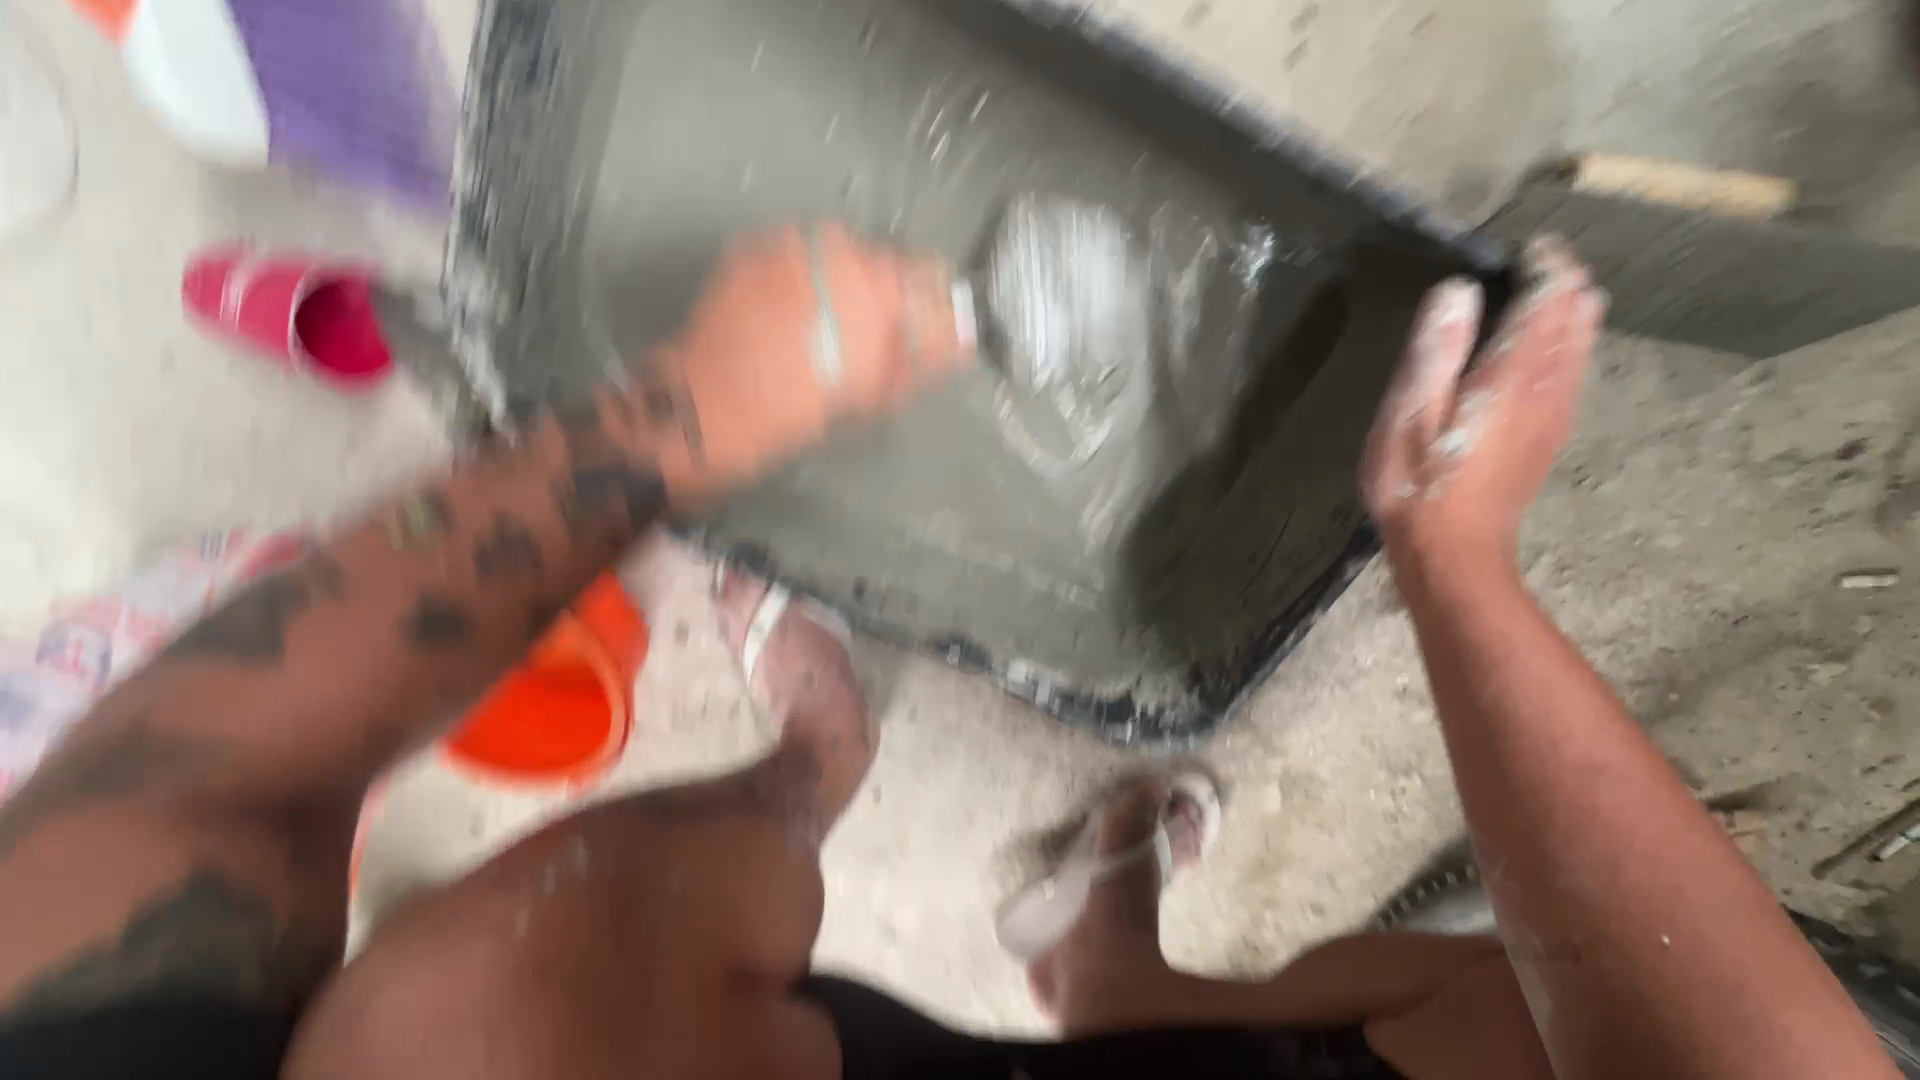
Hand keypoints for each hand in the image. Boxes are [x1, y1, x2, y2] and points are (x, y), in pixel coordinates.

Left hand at [632, 223, 974, 493]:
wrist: (715, 402)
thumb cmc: (801, 404)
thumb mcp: (873, 388)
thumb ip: (922, 358)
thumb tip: (960, 345)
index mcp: (874, 280)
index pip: (928, 273)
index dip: (937, 301)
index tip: (938, 323)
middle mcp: (834, 246)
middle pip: (880, 260)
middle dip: (886, 293)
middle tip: (879, 334)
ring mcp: (788, 242)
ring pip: (835, 255)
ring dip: (843, 284)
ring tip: (830, 326)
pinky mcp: (752, 249)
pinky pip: (794, 258)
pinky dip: (804, 281)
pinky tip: (795, 314)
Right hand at [1361, 236, 1604, 574]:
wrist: (1452, 552)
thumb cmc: (1418, 484)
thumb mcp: (1407, 415)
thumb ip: (1434, 350)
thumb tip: (1457, 291)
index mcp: (1514, 373)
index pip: (1552, 294)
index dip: (1543, 261)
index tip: (1519, 246)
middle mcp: (1550, 384)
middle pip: (1580, 310)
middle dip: (1559, 280)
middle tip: (1516, 270)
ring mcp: (1558, 411)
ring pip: (1583, 339)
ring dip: (1561, 311)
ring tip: (1518, 305)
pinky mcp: (1551, 433)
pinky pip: (1571, 368)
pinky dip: (1556, 344)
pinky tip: (1518, 358)